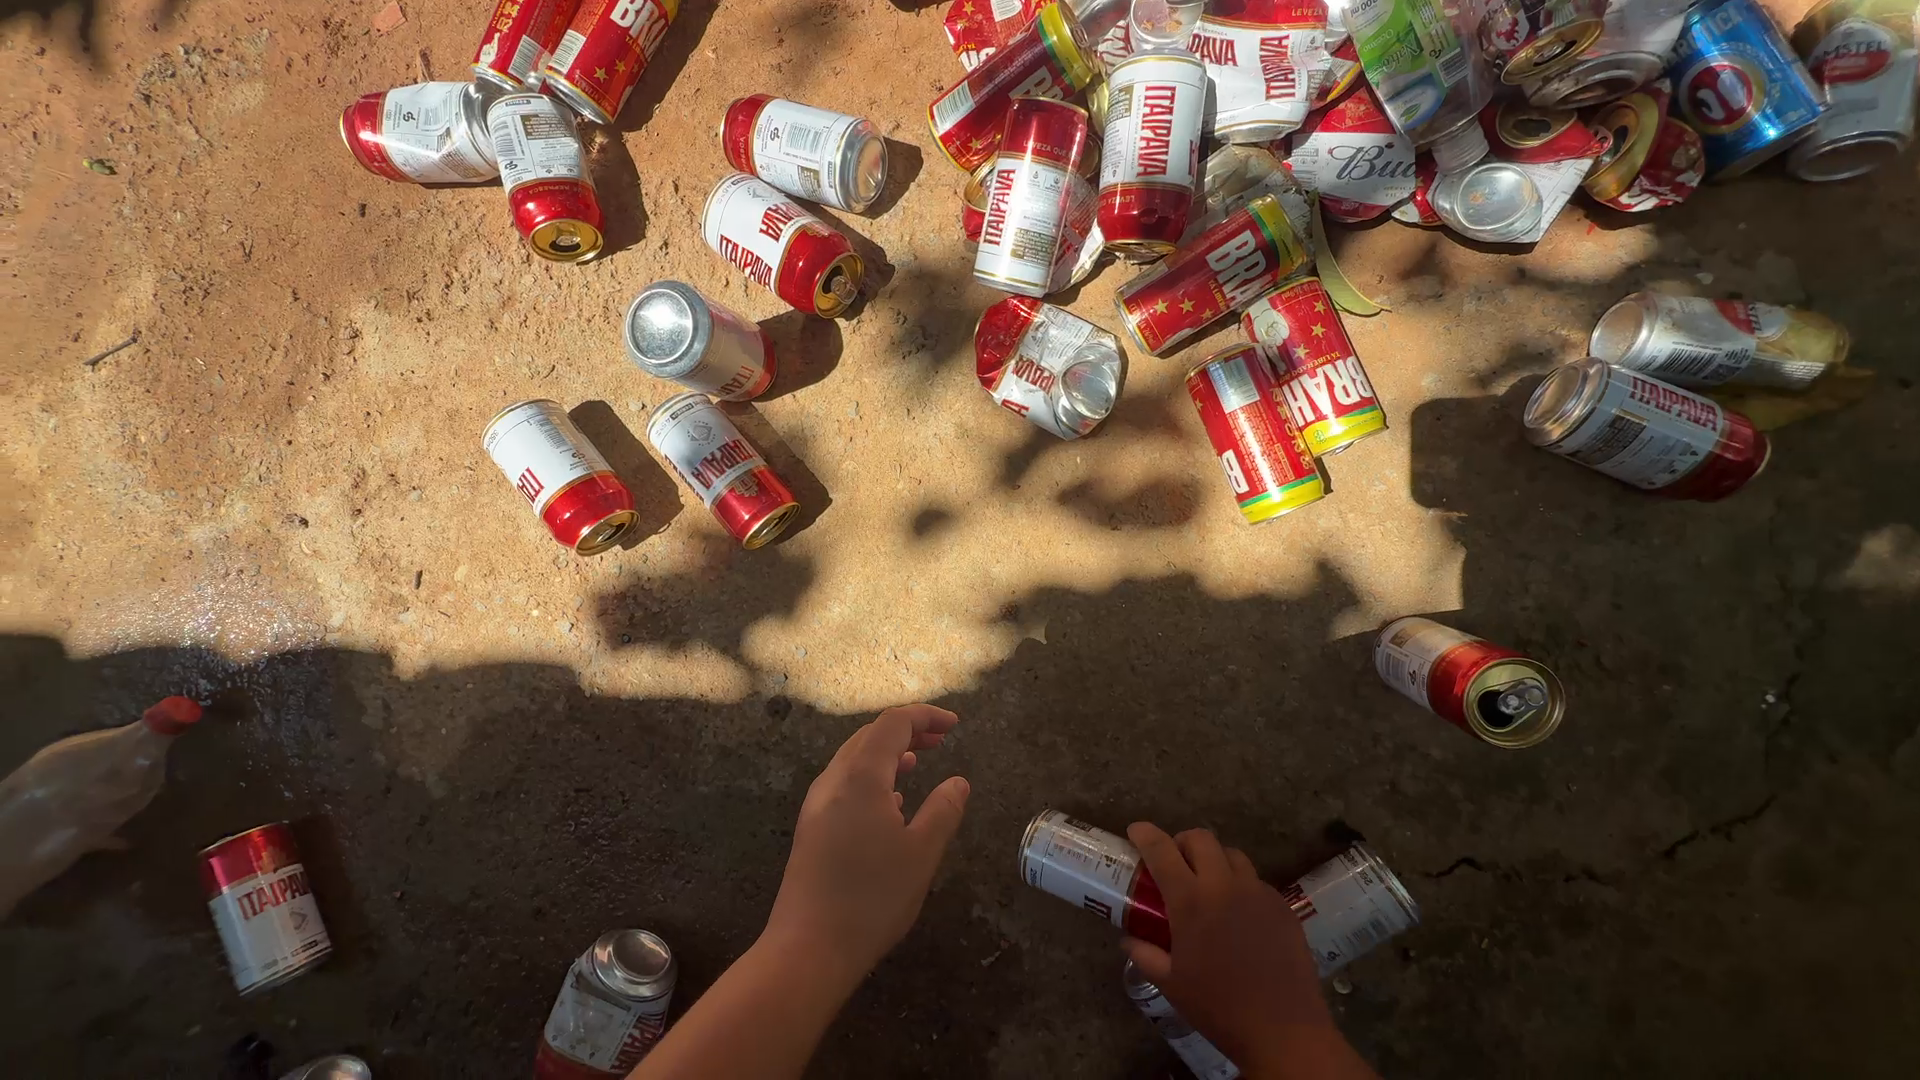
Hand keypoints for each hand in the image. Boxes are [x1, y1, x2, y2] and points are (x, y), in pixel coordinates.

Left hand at [762, 705, 969, 982]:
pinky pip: (844, 784)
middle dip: (906, 731)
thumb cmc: (871, 898)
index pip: (892, 724)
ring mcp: (817, 805)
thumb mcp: (921, 853)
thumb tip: (958, 782)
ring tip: (917, 763)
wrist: (807, 949)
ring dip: (887, 754)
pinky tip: (889, 804)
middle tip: (940, 740)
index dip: (925, 717)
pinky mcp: (812, 829)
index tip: (954, 725)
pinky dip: (872, 777)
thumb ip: (943, 811)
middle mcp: (833, 781)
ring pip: (854, 760)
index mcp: (861, 777)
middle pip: (869, 736)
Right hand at [1123, 824, 1373, 1079]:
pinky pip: (1256, 881)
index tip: (1135, 831)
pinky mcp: (1282, 906)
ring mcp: (1257, 893)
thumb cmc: (1219, 1007)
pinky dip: (1240, 884)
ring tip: (1208, 884)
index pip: (1161, 849)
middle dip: (1181, 842)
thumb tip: (1128, 938)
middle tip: (1174, 862)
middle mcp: (1224, 885)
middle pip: (1200, 838)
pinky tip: (1239, 913)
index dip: (1144, 833)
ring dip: (1213, 859)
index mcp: (1191, 900)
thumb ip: (1144, 954)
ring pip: (1231, 854)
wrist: (1285, 1032)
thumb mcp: (1170, 984)